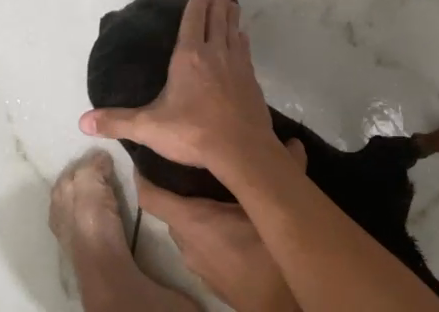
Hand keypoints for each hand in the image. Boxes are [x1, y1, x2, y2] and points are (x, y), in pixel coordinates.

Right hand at [79, 0, 277, 176]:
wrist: (241, 150)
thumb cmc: (193, 132)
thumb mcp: (149, 128)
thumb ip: (117, 121)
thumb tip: (82, 121)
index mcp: (189, 57)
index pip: (193, 20)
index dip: (198, 2)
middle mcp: (214, 53)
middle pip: (217, 19)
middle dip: (218, 0)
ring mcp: (236, 65)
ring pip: (234, 31)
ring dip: (232, 14)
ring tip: (233, 1)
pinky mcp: (250, 79)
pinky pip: (245, 50)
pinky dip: (242, 39)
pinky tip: (243, 37)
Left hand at [139, 140, 309, 311]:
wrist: (282, 310)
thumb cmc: (269, 257)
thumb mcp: (274, 210)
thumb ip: (283, 173)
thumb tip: (294, 143)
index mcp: (192, 222)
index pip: (150, 195)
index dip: (144, 173)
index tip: (150, 150)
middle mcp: (187, 243)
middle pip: (172, 207)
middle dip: (180, 185)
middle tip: (199, 161)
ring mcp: (197, 264)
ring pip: (189, 227)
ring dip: (198, 208)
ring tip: (218, 186)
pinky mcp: (211, 278)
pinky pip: (202, 245)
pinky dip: (210, 229)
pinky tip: (232, 219)